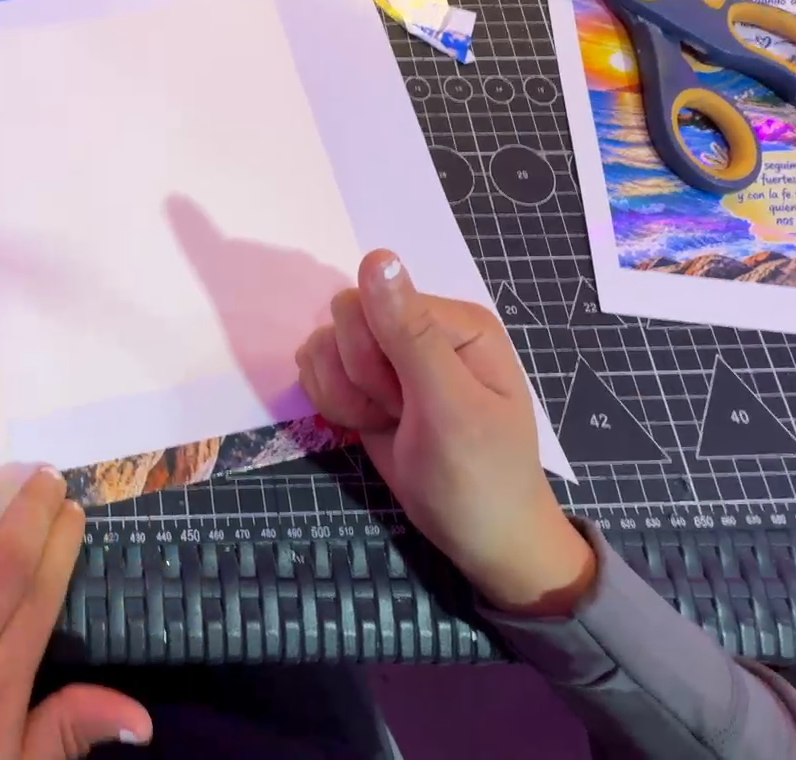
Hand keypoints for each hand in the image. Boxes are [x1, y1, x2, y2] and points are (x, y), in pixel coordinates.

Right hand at [294, 250, 595, 616]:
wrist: (478, 539)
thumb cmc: (477, 476)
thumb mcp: (447, 406)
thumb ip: (407, 332)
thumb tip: (376, 256)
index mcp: (451, 322)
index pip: (366, 304)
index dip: (370, 356)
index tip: (407, 400)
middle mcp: (417, 328)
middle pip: (340, 322)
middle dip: (356, 376)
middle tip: (398, 411)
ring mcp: (387, 355)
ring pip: (322, 346)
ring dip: (341, 394)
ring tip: (384, 422)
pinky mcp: (363, 380)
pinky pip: (317, 369)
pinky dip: (331, 401)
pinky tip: (365, 423)